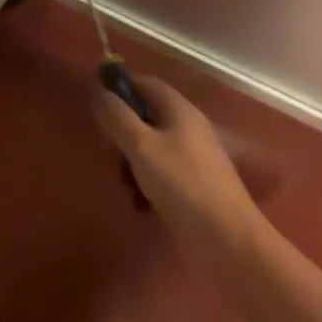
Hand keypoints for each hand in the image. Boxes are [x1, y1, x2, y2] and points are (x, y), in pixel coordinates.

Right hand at [92, 75, 261, 248]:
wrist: (226, 237)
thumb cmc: (181, 184)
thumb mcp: (141, 146)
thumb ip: (117, 117)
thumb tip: (98, 92)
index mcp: (179, 110)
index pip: (145, 83)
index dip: (119, 87)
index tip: (94, 102)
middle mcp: (187, 128)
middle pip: (144, 117)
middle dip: (120, 132)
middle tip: (107, 153)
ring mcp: (191, 157)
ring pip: (149, 147)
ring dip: (129, 162)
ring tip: (124, 186)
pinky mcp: (191, 183)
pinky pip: (159, 171)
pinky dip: (145, 182)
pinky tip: (139, 203)